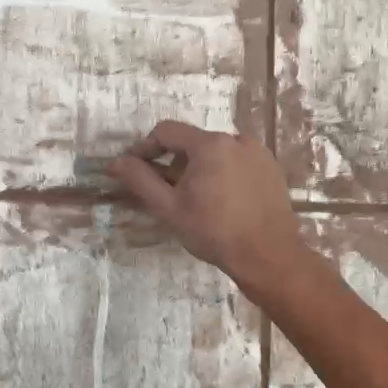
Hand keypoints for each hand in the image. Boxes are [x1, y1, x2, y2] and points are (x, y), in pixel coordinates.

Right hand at [106, 121, 305, 286]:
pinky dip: (221, 173)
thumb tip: (116, 162)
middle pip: (192, 141)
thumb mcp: (168, 207)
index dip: (145, 148)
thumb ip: (140, 180)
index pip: (166, 131)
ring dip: (197, 168)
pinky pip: (236, 161)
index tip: (136, 170)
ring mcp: (258, 153)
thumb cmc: (213, 231)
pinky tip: (221, 201)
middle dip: (173, 162)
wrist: (268, 256)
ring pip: (215, 152)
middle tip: (166, 192)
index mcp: (210, 144)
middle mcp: (237, 139)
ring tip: (195, 199)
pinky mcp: (271, 168)